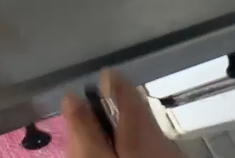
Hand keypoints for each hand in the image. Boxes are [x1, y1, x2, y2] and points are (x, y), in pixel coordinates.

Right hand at [63, 71, 181, 157]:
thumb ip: (82, 128)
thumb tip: (72, 96)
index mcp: (141, 129)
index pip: (124, 88)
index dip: (106, 84)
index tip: (90, 89)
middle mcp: (162, 139)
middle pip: (134, 116)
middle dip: (109, 120)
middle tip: (85, 136)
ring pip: (143, 140)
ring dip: (121, 143)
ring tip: (100, 154)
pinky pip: (150, 156)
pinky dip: (133, 156)